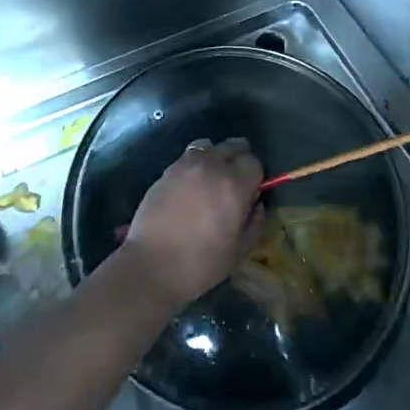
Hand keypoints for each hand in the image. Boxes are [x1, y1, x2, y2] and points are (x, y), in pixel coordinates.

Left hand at [121, 138, 264, 308]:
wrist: (152, 264)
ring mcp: (186, 165)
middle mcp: (211, 167)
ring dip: (215, 156)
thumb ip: (254, 223)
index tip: (251, 190)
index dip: (255, 175)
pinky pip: (187, 156)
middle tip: (236, 179)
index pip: (253, 162)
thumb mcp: (239, 251)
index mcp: (234, 185)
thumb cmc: (201, 263)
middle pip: (232, 146)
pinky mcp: (166, 170)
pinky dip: (196, 162)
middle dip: (239, 158)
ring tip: (212, 177)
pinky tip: (192, 184)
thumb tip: (256, 203)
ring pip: (208, 145)